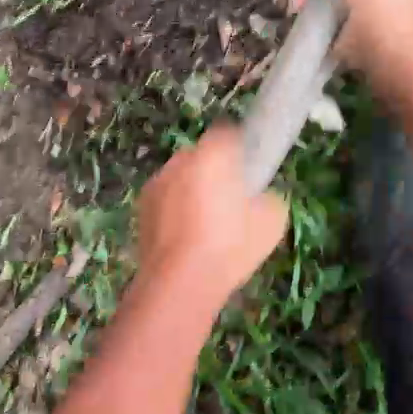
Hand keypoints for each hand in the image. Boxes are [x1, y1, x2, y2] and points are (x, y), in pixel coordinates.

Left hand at [135, 126, 287, 305]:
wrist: (181, 280)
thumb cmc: (230, 246)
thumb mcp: (271, 222)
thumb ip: (268, 197)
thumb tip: (259, 195)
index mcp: (214, 154)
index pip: (227, 133)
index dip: (239, 149)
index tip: (248, 171)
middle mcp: (182, 159)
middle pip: (202, 154)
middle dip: (213, 169)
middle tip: (228, 199)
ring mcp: (157, 180)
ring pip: (180, 175)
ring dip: (191, 187)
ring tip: (204, 222)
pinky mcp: (141, 203)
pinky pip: (164, 195)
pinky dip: (172, 206)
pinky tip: (184, 235)